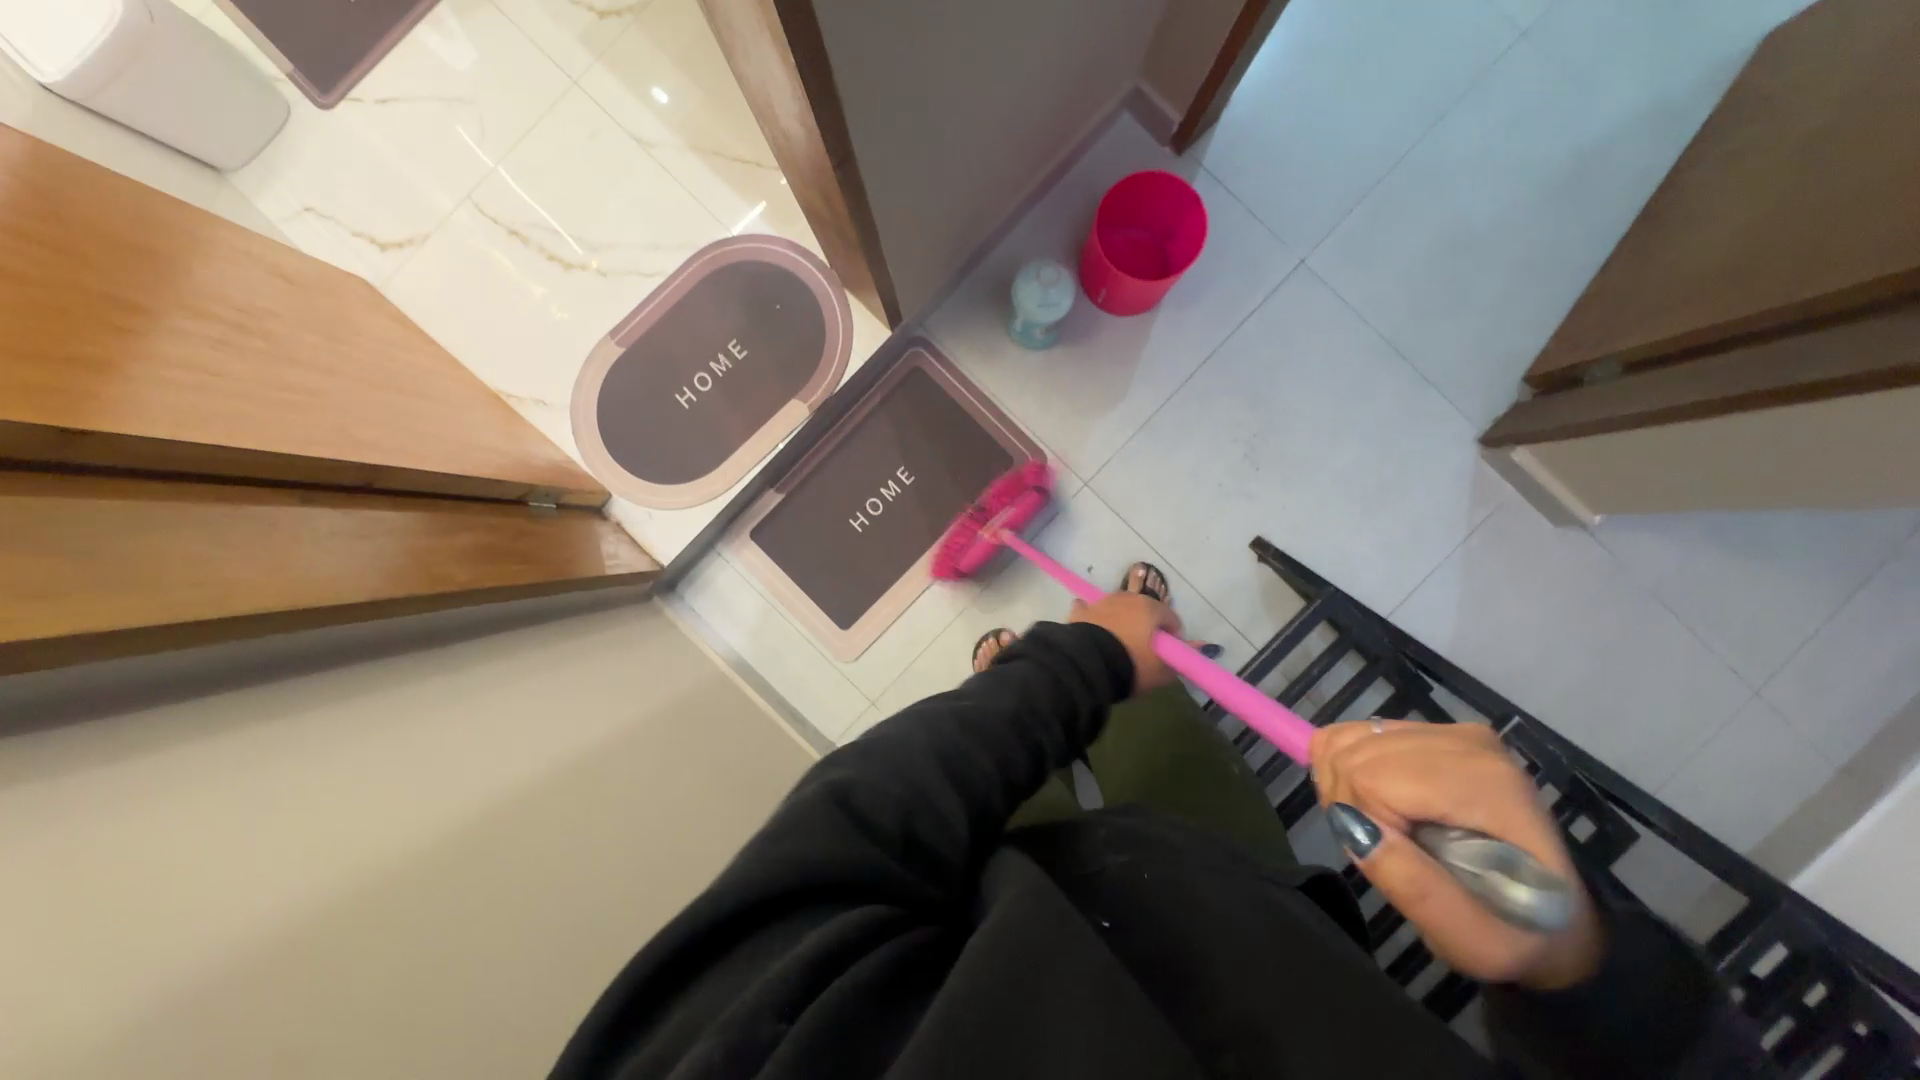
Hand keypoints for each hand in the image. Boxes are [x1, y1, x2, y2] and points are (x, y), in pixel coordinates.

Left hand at [1067, 591, 1181, 694]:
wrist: (1088, 667)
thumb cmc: (1131, 665)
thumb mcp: (1162, 669)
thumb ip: (1183, 657)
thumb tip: (1205, 646)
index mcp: (1150, 607)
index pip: (1171, 617)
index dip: (1172, 637)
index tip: (1167, 655)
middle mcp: (1126, 598)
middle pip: (1144, 610)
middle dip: (1147, 625)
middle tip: (1144, 650)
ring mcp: (1101, 603)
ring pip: (1118, 608)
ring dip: (1122, 620)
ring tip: (1120, 644)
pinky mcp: (1081, 612)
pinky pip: (1091, 611)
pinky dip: (1095, 618)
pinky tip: (1094, 627)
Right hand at [1310, 720, 1603, 988]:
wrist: (1558, 921)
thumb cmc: (1516, 934)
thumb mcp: (1473, 941)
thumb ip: (1415, 887)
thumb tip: (1353, 827)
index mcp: (1485, 786)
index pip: (1372, 777)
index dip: (1365, 822)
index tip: (1397, 861)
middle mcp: (1468, 743)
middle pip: (1355, 753)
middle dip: (1349, 804)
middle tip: (1384, 848)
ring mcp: (1451, 732)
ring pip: (1349, 740)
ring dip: (1344, 787)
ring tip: (1381, 827)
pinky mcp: (1436, 732)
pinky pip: (1358, 733)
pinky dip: (1347, 767)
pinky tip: (1374, 800)